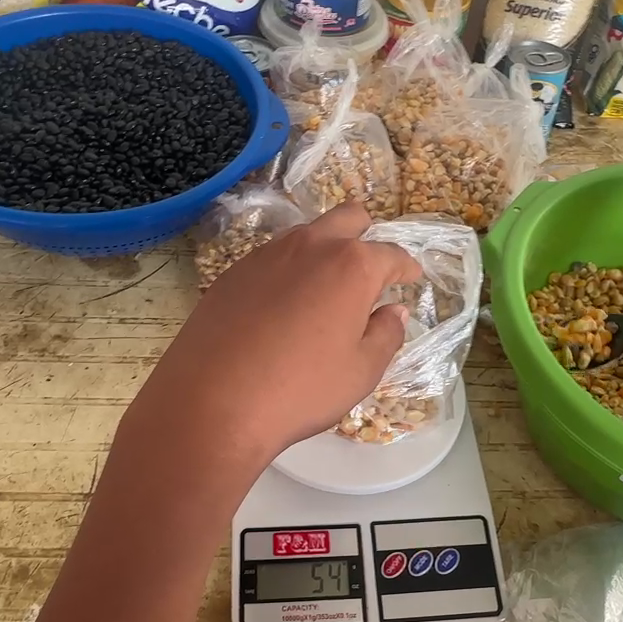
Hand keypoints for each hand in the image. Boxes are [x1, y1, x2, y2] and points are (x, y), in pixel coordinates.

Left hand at [125, 202, 421, 463]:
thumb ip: (386, 334)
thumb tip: (394, 312)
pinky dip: (289, 271)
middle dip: (366, 236)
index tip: (412, 278)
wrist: (210, 402)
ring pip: (306, 235)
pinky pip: (272, 259)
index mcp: (352, 266)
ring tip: (326, 290)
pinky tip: (283, 308)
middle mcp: (310, 246)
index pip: (392, 254)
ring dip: (324, 251)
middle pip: (348, 219)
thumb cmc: (299, 390)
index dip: (406, 268)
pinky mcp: (232, 273)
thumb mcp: (360, 372)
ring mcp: (266, 255)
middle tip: (371, 271)